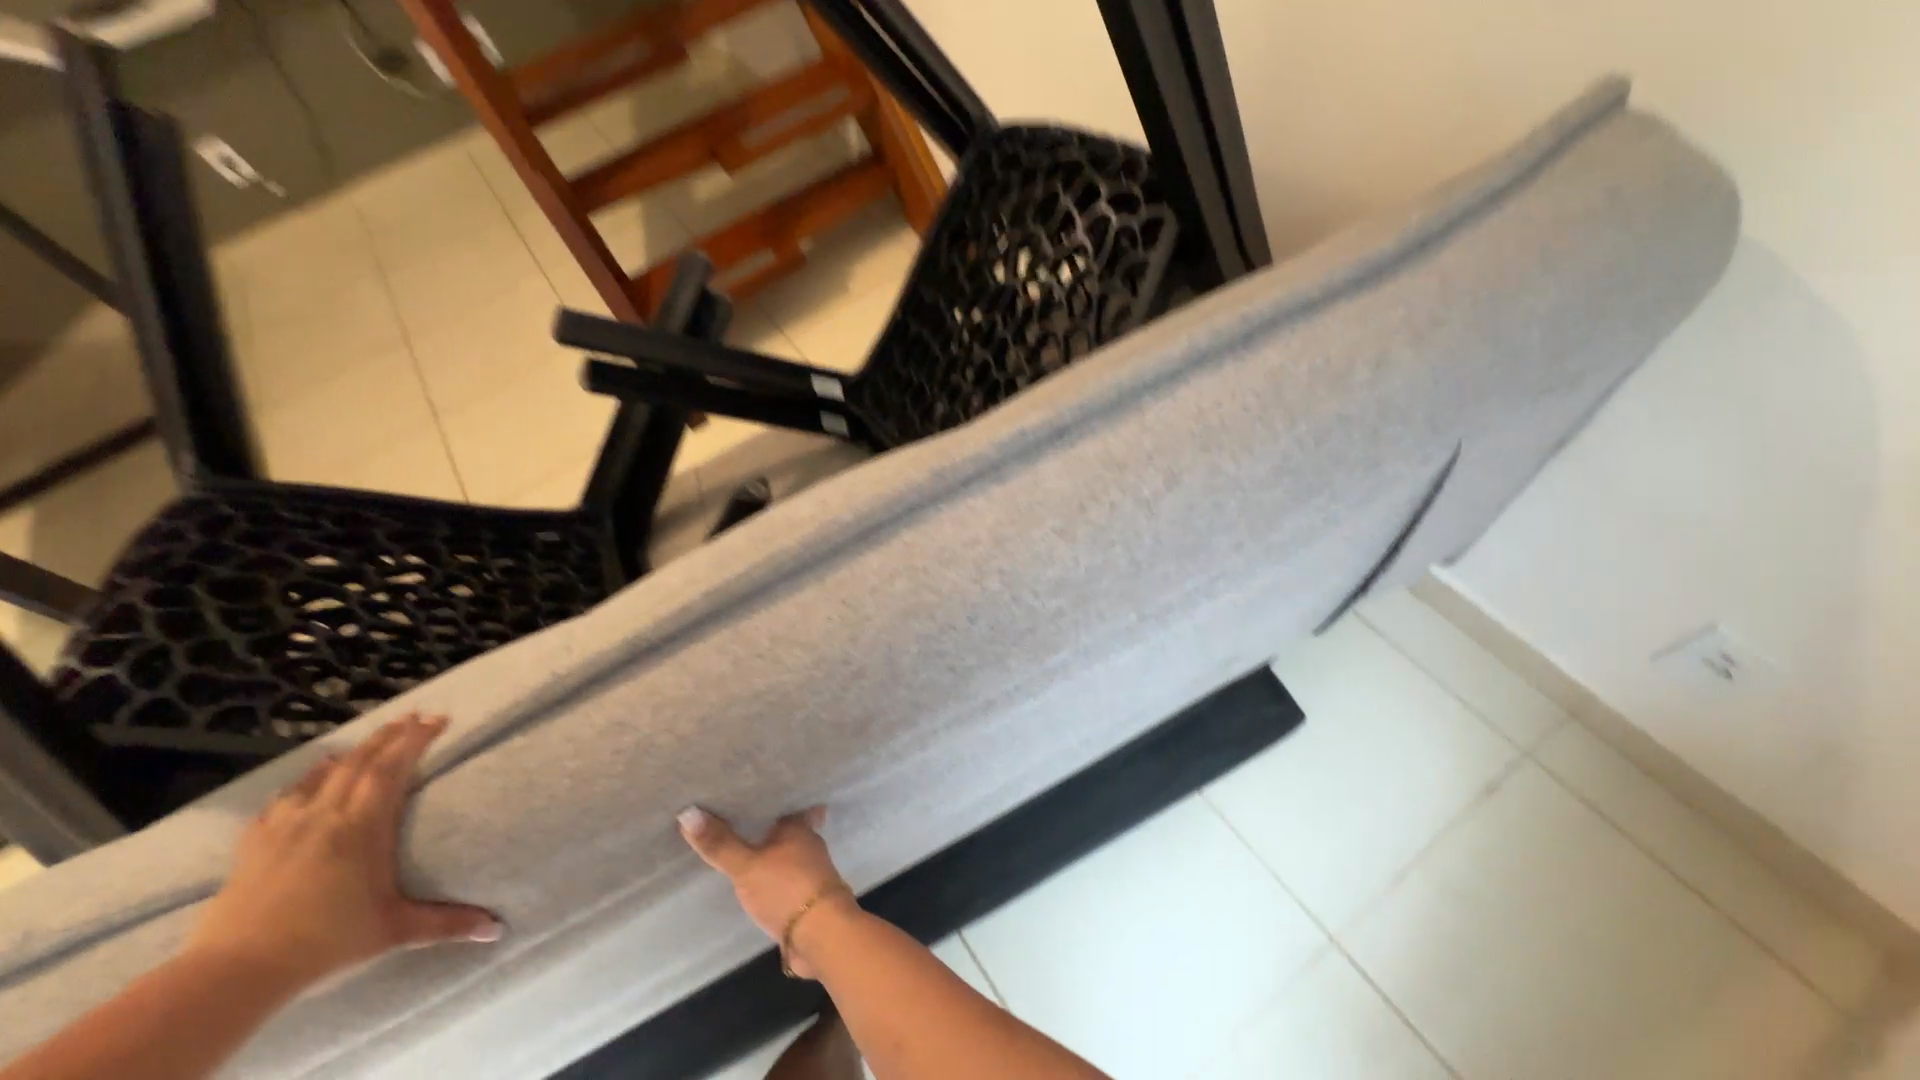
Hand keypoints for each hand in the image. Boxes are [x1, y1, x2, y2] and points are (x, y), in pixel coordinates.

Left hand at [185, 714, 502, 991]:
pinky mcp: (254, 843)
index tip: (436, 720)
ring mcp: (285, 825)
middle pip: (360, 762)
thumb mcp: (394, 932)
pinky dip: (305, 781)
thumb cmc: (325, 943)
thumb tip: (496, 928)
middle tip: (412, 718)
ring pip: (322, 774)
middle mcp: (324, 815)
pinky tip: (308, 782)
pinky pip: (285, 798)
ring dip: (350, 753)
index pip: (392, 768)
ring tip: (366, 744)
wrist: (237, 968)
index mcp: (362, 827)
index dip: (415, 740)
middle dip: (389, 736)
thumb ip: (446, 923)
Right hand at [677, 805, 852, 977]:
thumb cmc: (787, 890)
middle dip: (765, 825)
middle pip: (784, 828)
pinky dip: (770, 876)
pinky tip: (753, 879)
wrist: (822, 937)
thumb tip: (687, 812)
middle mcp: (808, 845)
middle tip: (735, 815)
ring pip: (784, 854)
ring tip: (739, 844)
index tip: (748, 789)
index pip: (783, 802)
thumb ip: (720, 843)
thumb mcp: (746, 866)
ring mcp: (810, 873)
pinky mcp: (806, 898)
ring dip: (767, 852)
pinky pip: (783, 878)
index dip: (767, 797)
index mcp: (799, 828)